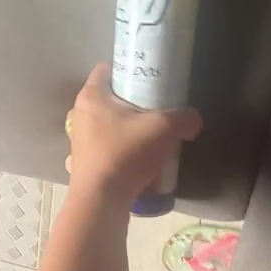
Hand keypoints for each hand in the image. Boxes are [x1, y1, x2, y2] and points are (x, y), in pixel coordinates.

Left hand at [63, 63, 201, 203]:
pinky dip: (117, 152)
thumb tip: (193, 120)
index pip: (106, 69)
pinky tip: (133, 162)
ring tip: (148, 139)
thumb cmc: (126, 154)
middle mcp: (79, 114)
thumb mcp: (164, 129)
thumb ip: (184, 118)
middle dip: (131, 103)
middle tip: (155, 111)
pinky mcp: (82, 164)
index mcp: (92, 96)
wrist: (102, 201)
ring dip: (124, 129)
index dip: (129, 71)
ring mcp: (77, 141)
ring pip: (105, 126)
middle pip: (108, 99)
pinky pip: (103, 150)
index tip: (149, 81)